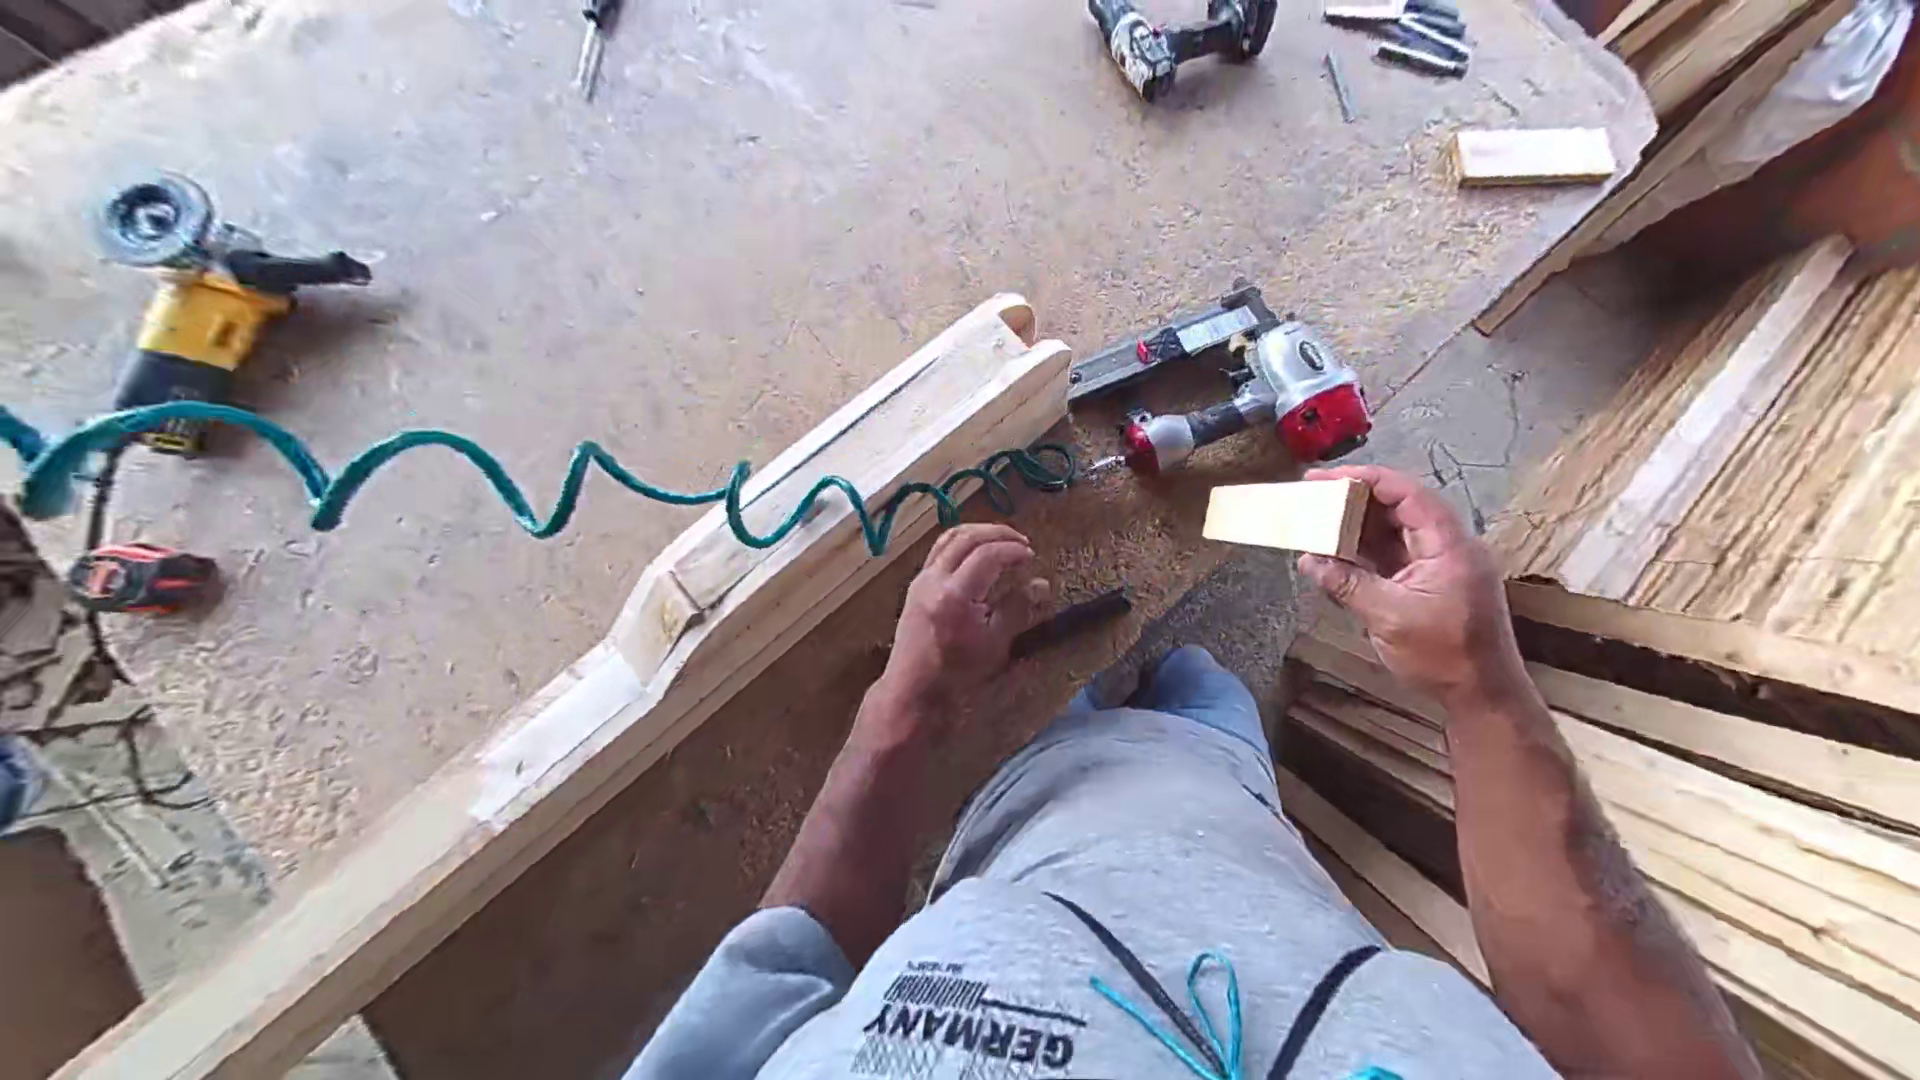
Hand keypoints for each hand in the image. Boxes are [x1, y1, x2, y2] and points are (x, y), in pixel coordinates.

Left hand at [879, 523, 1050, 708]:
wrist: (912, 689)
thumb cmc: (956, 673)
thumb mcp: (994, 644)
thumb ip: (1017, 609)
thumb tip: (1041, 583)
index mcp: (954, 595)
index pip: (987, 555)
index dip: (1013, 550)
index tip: (1032, 555)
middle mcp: (934, 580)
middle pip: (967, 538)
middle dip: (997, 534)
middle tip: (1022, 542)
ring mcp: (921, 580)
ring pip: (950, 538)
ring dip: (978, 534)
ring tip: (1002, 541)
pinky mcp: (916, 585)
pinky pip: (939, 550)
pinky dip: (962, 543)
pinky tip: (978, 553)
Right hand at [1295, 465, 1533, 711]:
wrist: (1480, 695)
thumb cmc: (1444, 655)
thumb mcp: (1388, 617)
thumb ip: (1346, 584)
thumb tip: (1307, 560)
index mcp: (1449, 547)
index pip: (1408, 495)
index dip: (1367, 479)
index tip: (1326, 477)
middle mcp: (1446, 548)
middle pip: (1399, 506)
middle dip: (1355, 496)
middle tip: (1314, 492)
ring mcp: (1436, 565)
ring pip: (1392, 529)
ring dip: (1354, 523)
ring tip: (1315, 516)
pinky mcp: (1425, 581)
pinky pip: (1389, 553)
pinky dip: (1360, 548)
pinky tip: (1332, 548)